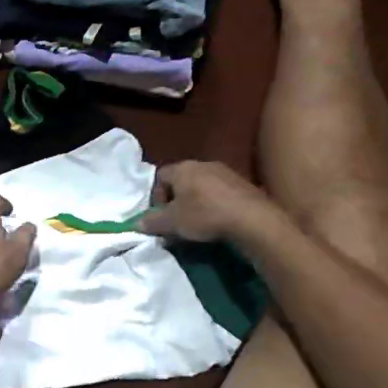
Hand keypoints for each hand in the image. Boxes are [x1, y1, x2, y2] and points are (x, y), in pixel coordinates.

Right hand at [137, 161, 277, 241]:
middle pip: (181, 180)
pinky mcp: (243, 183)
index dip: (155, 196)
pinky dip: (214, 204)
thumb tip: (137, 223)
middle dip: (176, 200)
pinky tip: (217, 220)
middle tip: (176, 220)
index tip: (159, 215)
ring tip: (197, 222)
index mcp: (182, 168)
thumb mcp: (171, 222)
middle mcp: (202, 164)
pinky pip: (220, 192)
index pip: (159, 176)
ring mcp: (225, 171)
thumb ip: (151, 222)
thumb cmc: (203, 215)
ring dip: (196, 201)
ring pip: (201, 185)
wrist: (251, 218)